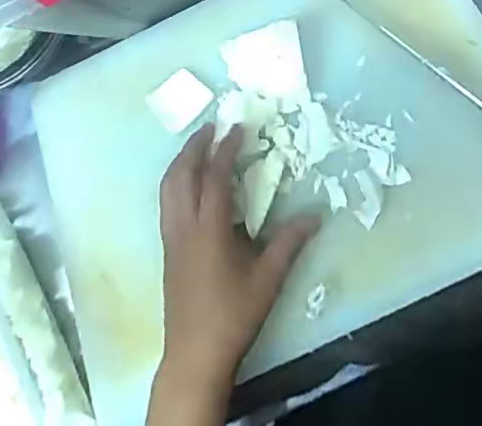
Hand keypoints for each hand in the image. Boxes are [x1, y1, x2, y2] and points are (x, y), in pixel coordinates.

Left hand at [156, 124, 318, 387]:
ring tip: (198, 146)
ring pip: (168, 185)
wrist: (194, 354)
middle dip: (195, 145)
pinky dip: (175, 179)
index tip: (236, 128)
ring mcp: (170, 236)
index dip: (225, 149)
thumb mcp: (267, 280)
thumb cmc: (233, 316)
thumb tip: (315, 216)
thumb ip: (289, 243)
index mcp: (209, 230)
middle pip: (182, 173)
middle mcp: (184, 225)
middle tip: (212, 126)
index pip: (214, 177)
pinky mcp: (166, 247)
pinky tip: (188, 183)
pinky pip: (165, 200)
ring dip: (181, 160)